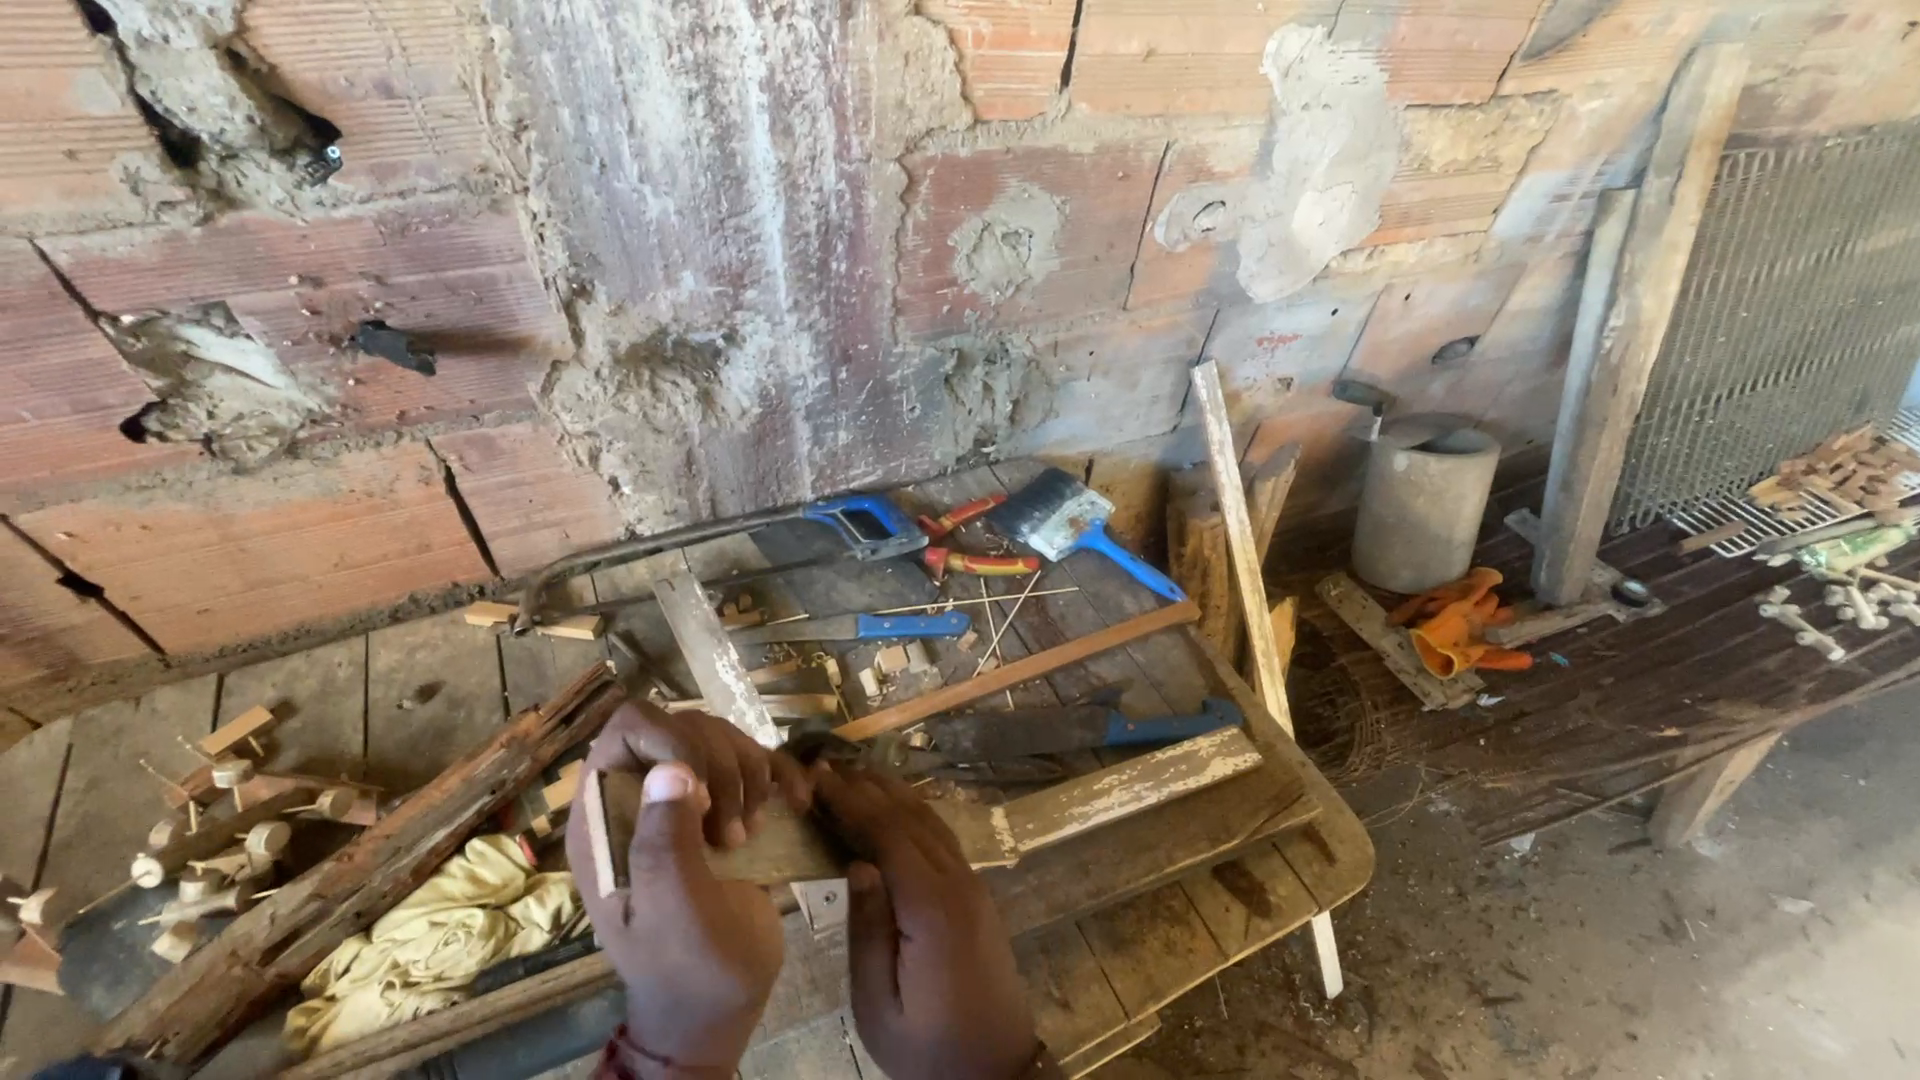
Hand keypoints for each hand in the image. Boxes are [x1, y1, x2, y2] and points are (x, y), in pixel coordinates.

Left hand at [565, 701, 811, 1069]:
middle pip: (687, 726)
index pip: (629, 729)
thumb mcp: (669, 914)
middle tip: (733, 832)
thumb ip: (662, 843)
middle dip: (723, 769)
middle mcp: (645, 795)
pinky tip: (799, 802)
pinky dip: (785, 774)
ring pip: (726, 736)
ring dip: (752, 776)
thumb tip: (671, 770)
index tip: (704, 798)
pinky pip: (762, 759)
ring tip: (752, 832)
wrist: (721, 1002)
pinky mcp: (734, 806)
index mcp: (608, 814)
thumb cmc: (685, 967)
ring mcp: (691, 798)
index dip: (673, 743)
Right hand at [814, 765, 1042, 1079]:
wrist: (995, 1071)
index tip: (818, 776)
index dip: (852, 801)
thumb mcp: (878, 1005)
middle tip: (827, 764)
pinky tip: (896, 808)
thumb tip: (856, 862)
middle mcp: (959, 883)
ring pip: (932, 821)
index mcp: (932, 908)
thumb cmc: (926, 1048)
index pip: (887, 834)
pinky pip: (943, 838)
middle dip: (868, 787)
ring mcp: (973, 886)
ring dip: (893, 793)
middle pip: (911, 818)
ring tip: (855, 773)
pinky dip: (914, 813)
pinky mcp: (977, 895)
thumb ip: (867, 929)